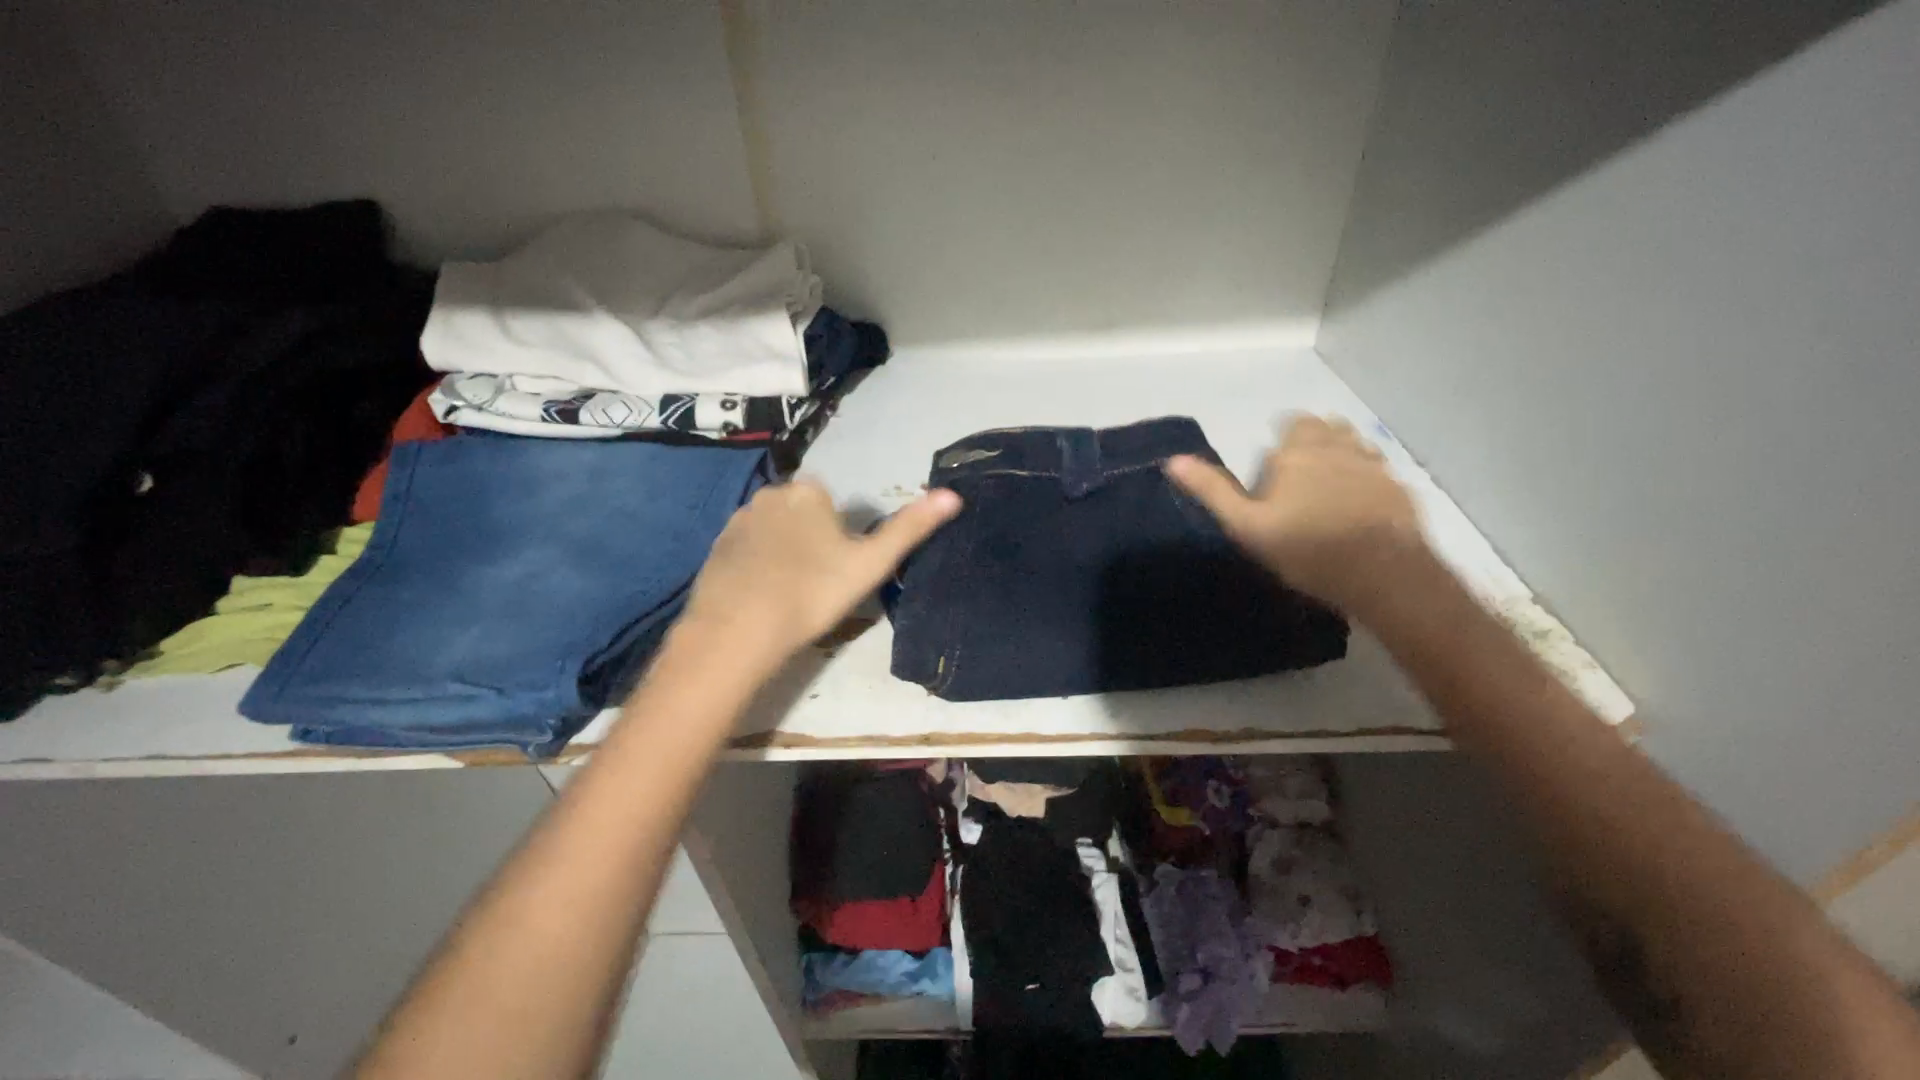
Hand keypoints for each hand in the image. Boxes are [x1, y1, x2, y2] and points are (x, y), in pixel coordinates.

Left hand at [678, 479, 962, 671]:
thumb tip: (953, 495)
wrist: (739, 628)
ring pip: (773, 531)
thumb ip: (910, 528)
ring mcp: (738, 519)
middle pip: (801, 514)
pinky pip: (747, 550)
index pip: (832, 503)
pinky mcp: (716, 547)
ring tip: (789, 594)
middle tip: (817, 583)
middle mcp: (771, 494)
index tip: (839, 567)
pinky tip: (761, 598)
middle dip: (809, 539)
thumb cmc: (814, 593)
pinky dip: (756, 567)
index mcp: (809, 491)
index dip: (839, 535)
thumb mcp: (872, 563)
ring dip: (782, 552)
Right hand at [1165, 415, 1428, 614]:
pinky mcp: (1399, 486)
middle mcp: (1336, 446)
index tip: (1272, 474)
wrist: (1383, 573)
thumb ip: (1212, 491)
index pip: (1288, 424)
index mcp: (1297, 451)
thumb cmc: (1307, 549)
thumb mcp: (1247, 526)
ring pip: (1353, 441)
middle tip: (1299, 477)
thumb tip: (1172, 461)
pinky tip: (1360, 503)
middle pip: (1324, 426)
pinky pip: (1378, 468)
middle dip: (1310, 441)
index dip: (1279, 444)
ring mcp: (1372, 464)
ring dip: (1340, 452)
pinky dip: (1366, 477)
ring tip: (1328, 485)